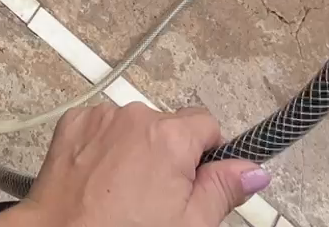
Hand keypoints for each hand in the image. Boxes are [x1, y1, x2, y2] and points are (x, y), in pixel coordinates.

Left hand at [0, 103, 268, 226]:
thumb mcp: (189, 225)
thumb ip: (223, 189)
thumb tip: (255, 169)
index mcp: (170, 136)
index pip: (206, 124)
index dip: (208, 153)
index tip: (199, 180)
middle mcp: (135, 113)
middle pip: (168, 126)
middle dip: (169, 155)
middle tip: (158, 198)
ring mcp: (101, 114)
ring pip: (133, 127)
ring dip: (135, 149)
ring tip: (124, 193)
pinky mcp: (74, 120)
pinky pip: (102, 126)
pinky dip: (105, 145)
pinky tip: (100, 179)